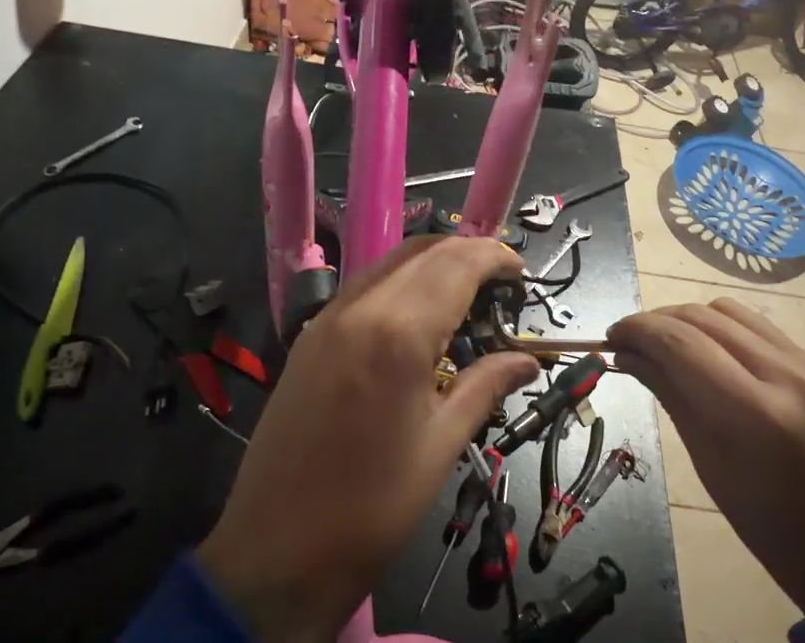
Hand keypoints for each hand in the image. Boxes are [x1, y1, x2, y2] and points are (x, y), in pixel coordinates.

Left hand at [197, 238, 541, 642]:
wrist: (277, 552)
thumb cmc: (372, 507)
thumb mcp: (440, 446)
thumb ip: (484, 387)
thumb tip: (527, 360)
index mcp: (397, 333)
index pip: (456, 265)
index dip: (494, 257)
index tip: (521, 271)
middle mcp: (358, 309)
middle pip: (421, 253)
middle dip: (466, 254)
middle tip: (500, 283)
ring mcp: (325, 321)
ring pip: (388, 263)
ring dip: (430, 263)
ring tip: (465, 295)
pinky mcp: (307, 339)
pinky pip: (361, 289)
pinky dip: (398, 284)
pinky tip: (416, 316)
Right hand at [608, 297, 804, 632]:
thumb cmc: (775, 533)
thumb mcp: (712, 468)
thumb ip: (672, 398)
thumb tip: (630, 356)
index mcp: (755, 413)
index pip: (680, 342)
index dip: (637, 330)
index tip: (609, 338)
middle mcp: (786, 373)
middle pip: (702, 317)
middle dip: (656, 321)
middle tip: (628, 342)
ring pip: (730, 311)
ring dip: (688, 319)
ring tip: (664, 344)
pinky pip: (759, 327)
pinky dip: (722, 328)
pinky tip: (707, 352)